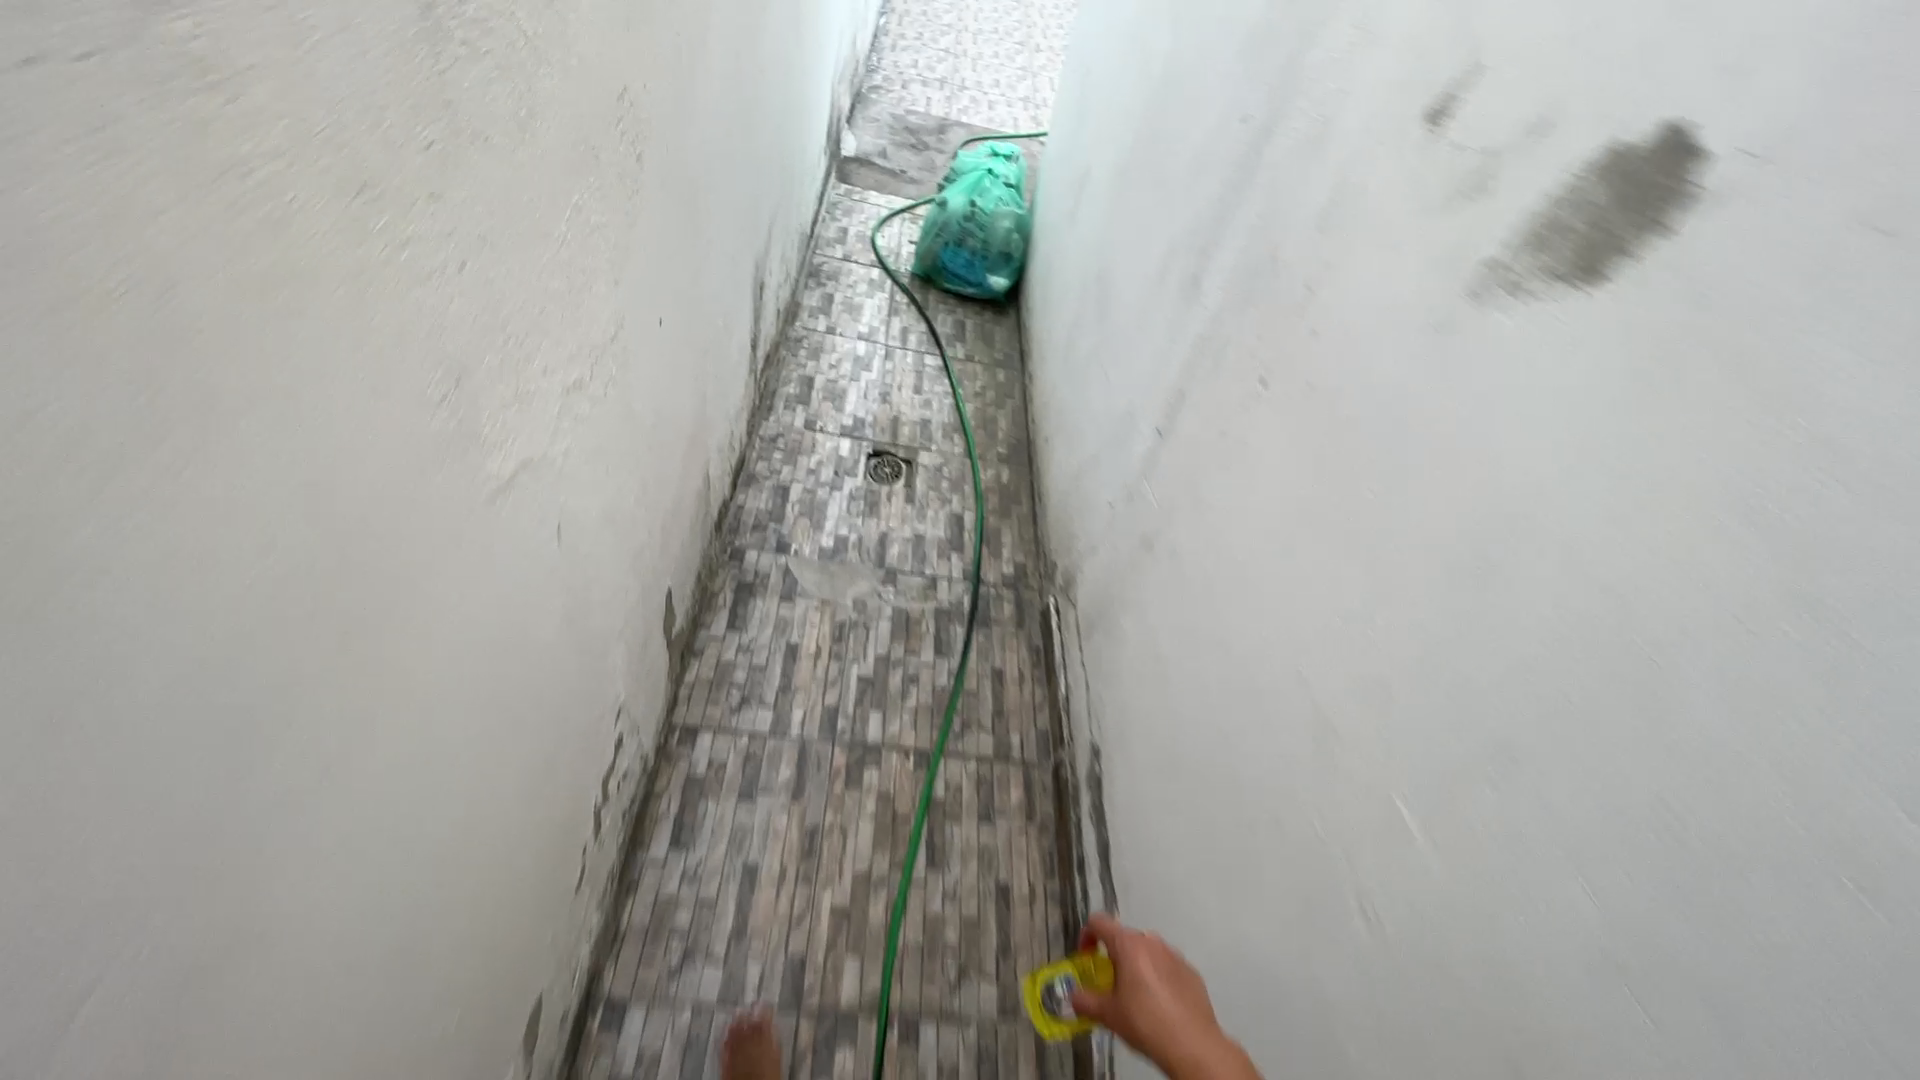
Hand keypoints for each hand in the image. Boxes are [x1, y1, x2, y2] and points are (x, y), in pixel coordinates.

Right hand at [1068, 914, 1259, 1079]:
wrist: (1193, 1045)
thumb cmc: (1144, 1022)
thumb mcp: (1108, 1014)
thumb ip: (1085, 1001)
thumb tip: (1073, 996)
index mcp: (1128, 945)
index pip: (1099, 922)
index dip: (1086, 935)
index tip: (1086, 958)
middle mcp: (1152, 942)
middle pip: (1124, 938)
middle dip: (1113, 955)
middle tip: (1110, 983)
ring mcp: (1174, 955)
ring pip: (1148, 951)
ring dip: (1137, 964)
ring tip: (1136, 995)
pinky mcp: (1191, 971)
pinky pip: (1167, 966)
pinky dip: (1158, 976)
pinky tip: (1160, 1004)